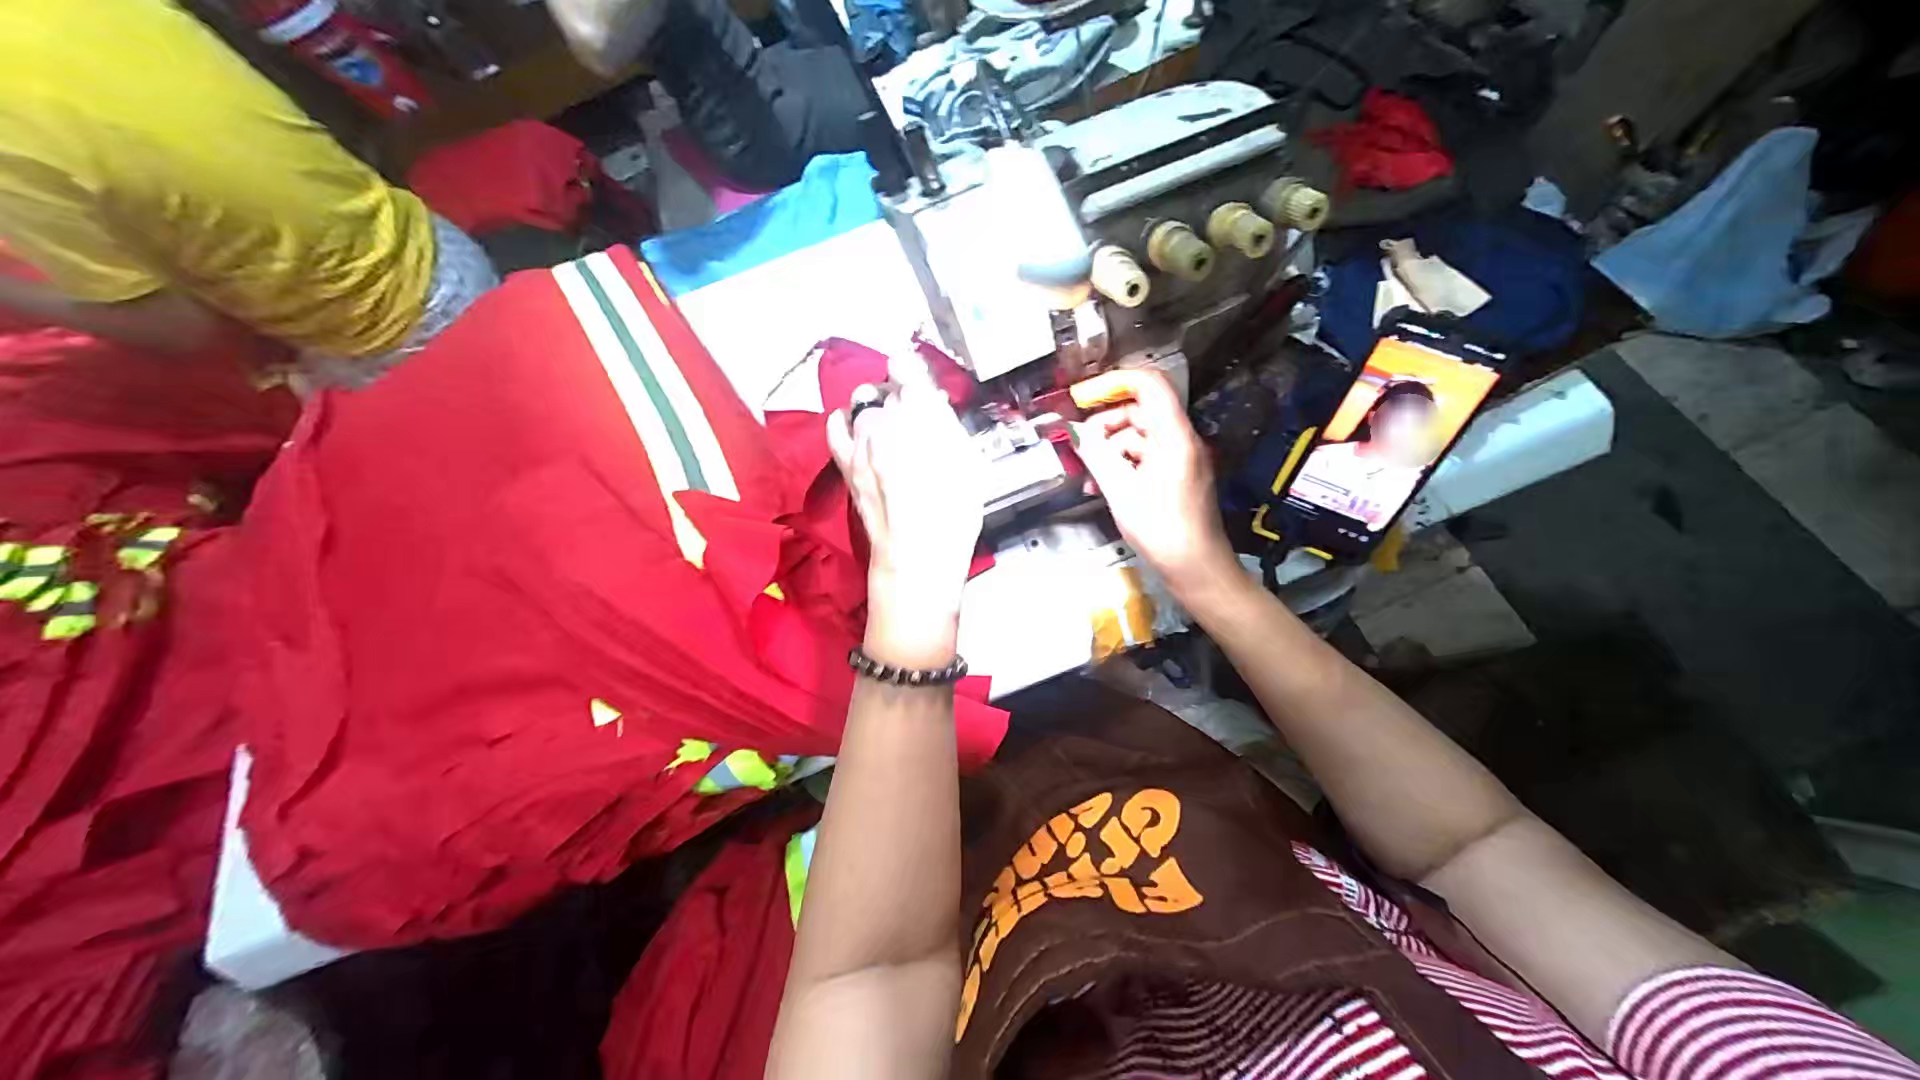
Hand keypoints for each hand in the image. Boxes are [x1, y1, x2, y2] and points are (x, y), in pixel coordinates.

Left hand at [828, 352, 985, 668]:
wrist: (918, 557)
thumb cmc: (953, 517)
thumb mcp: (970, 465)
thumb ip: (949, 427)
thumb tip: (935, 409)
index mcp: (923, 416)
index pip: (910, 370)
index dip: (911, 366)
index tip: (912, 368)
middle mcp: (887, 421)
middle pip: (887, 388)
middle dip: (900, 395)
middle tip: (914, 413)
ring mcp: (862, 442)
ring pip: (861, 402)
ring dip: (875, 406)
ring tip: (888, 422)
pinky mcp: (846, 463)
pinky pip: (835, 426)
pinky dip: (845, 420)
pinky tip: (857, 429)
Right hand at [1070, 369, 1237, 599]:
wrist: (1197, 568)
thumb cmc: (1162, 531)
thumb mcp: (1121, 491)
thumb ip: (1096, 455)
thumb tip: (1075, 432)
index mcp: (1174, 436)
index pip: (1148, 384)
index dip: (1113, 383)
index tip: (1083, 397)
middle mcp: (1182, 439)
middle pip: (1140, 410)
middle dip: (1106, 423)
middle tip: (1081, 444)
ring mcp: (1181, 457)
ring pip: (1139, 435)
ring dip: (1111, 448)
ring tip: (1090, 473)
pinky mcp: (1177, 474)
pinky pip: (1145, 456)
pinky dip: (1123, 463)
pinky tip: (1104, 485)